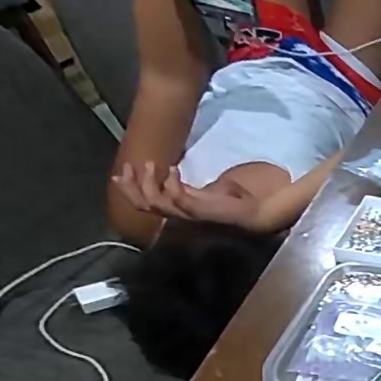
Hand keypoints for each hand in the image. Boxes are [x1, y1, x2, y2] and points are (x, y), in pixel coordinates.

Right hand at [112, 161, 258, 228]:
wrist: (259, 212)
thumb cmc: (236, 202)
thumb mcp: (207, 191)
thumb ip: (188, 186)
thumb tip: (173, 171)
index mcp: (181, 210)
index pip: (147, 203)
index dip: (131, 189)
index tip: (121, 171)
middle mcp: (182, 216)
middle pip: (146, 206)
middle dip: (133, 187)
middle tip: (129, 166)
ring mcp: (192, 216)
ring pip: (157, 204)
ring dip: (149, 183)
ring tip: (152, 164)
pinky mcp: (202, 212)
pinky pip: (179, 199)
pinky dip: (172, 184)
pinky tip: (172, 167)